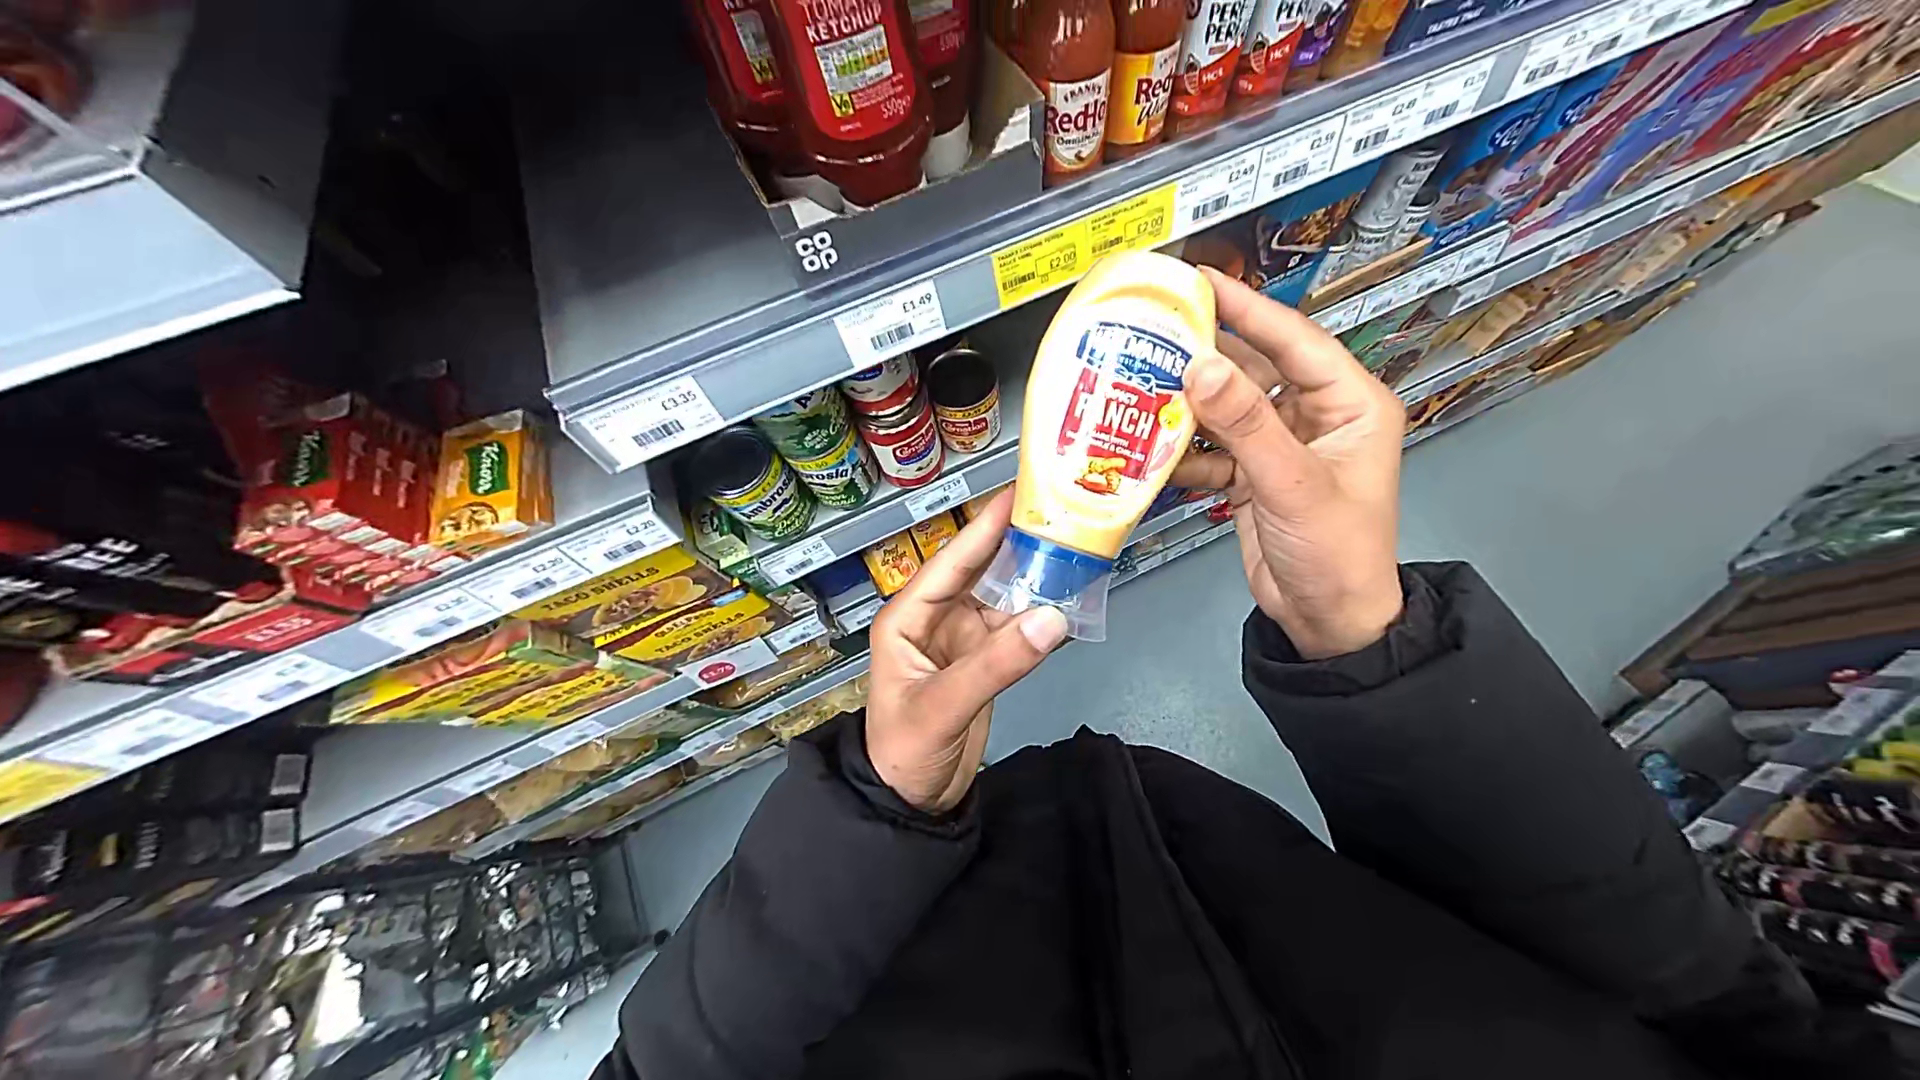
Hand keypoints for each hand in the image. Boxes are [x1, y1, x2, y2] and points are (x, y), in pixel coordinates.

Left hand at [865, 491, 1070, 812]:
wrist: (911, 802)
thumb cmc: (903, 751)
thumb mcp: (943, 707)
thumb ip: (996, 664)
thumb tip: (1052, 617)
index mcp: (909, 616)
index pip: (950, 562)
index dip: (983, 528)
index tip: (1017, 496)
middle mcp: (937, 619)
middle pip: (981, 572)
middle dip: (1017, 545)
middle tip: (1060, 515)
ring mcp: (964, 639)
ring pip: (1004, 598)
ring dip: (1036, 580)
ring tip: (1076, 551)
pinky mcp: (985, 660)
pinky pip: (1017, 629)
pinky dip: (1043, 617)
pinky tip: (1071, 601)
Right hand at [1170, 268, 1405, 659]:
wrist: (1325, 619)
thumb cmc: (1336, 552)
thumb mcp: (1292, 483)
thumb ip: (1245, 424)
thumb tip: (1200, 366)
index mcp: (1347, 404)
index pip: (1293, 340)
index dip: (1247, 309)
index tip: (1201, 283)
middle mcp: (1312, 417)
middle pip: (1251, 372)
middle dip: (1204, 361)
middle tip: (1153, 339)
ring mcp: (1277, 448)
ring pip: (1225, 413)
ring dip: (1187, 410)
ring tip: (1141, 394)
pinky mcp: (1250, 477)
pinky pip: (1212, 451)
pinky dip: (1185, 455)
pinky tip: (1155, 455)